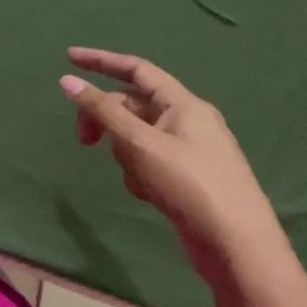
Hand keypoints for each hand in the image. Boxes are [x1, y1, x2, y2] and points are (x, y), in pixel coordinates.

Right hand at [60, 48, 306, 306]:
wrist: (239, 248)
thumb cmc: (190, 184)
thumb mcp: (139, 142)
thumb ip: (101, 110)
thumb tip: (67, 80)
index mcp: (185, 106)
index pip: (137, 69)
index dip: (102, 61)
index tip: (68, 58)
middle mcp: (189, 122)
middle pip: (131, 105)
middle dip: (105, 120)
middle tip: (84, 140)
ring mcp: (190, 150)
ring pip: (136, 134)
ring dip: (124, 152)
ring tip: (136, 177)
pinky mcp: (187, 175)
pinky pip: (149, 159)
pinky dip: (139, 170)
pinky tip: (148, 192)